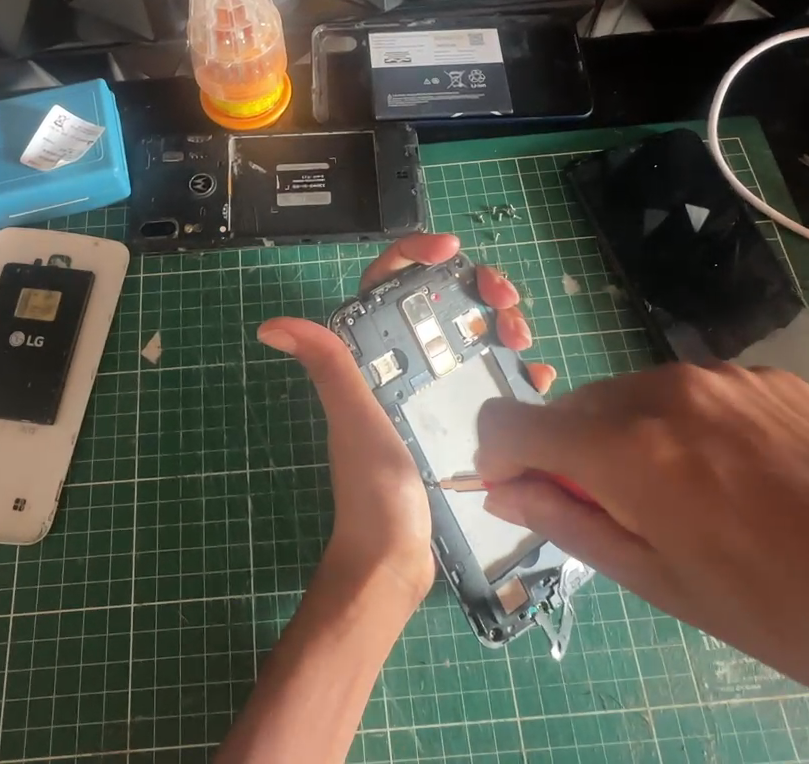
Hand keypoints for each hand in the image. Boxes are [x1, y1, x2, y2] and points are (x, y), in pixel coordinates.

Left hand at [257, 233, 553, 604]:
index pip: (385, 288)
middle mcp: (398, 368)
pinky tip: (536, 374)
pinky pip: (489, 382)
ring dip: (498, 325)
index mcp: (370, 358)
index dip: (413, 257)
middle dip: (474, 290)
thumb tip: (272, 325)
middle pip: (437, 306)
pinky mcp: (458, 423)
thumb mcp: (354, 419)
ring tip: (523, 335)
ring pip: (469, 339)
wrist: (395, 559)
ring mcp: (431, 396)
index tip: (451, 250)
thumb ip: (328, 366)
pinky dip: (512, 369)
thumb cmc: (373, 488)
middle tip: (506, 300)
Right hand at [474, 363, 808, 733]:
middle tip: (609, 520)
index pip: (512, 422)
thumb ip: (569, 525)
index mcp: (630, 449)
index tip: (513, 494)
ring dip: (620, 440)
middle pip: (569, 407)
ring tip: (681, 506)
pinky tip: (734, 482)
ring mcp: (724, 377)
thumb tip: (504, 492)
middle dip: (561, 455)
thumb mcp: (666, 588)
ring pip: (627, 396)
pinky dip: (675, 428)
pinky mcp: (771, 379)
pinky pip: (687, 393)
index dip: (496, 456)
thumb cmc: (800, 622)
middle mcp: (665, 390)